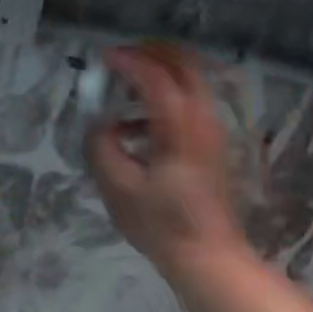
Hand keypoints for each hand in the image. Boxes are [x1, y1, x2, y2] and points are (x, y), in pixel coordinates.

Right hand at [86, 44, 245, 269]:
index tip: (102, 57)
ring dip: (158, 77)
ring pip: (190, 83)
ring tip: (123, 92)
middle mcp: (202, 119)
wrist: (207, 256)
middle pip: (183, 66)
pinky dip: (165, 100)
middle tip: (119, 61)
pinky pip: (191, 104)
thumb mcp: (118, 187)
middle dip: (150, 55)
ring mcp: (212, 131)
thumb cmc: (160, 223)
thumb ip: (102, 146)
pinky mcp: (212, 146)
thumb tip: (100, 124)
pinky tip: (137, 128)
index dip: (127, 61)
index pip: (155, 77)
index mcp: (179, 126)